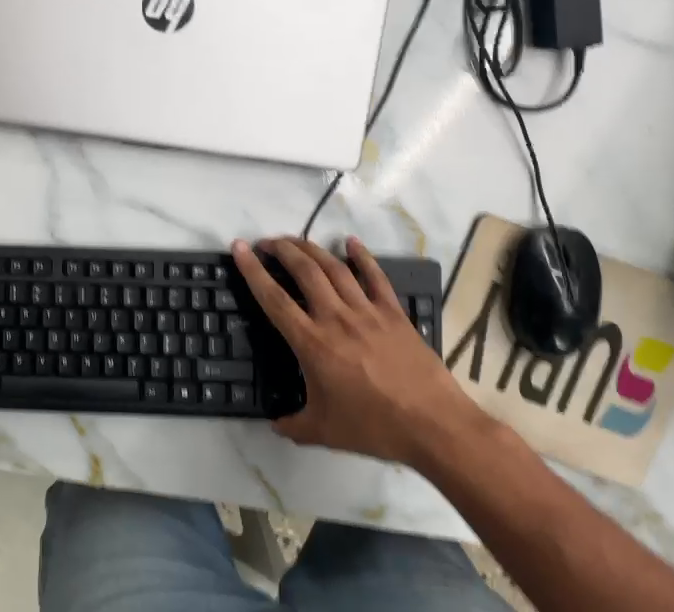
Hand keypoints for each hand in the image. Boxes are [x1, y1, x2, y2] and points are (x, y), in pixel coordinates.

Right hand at [231, 236, 492, 468]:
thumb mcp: (324, 432)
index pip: (273, 298)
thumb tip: (275, 424)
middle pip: (303, 271)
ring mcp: (367, 313)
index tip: (239, 248)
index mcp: (312, 343)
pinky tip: (351, 242)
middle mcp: (335, 318)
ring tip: (295, 240)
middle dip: (281, 249)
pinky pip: (376, 278)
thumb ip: (294, 425)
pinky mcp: (395, 315)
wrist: (434, 426)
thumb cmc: (374, 427)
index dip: (252, 270)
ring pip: (334, 268)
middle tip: (266, 242)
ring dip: (311, 248)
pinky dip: (362, 256)